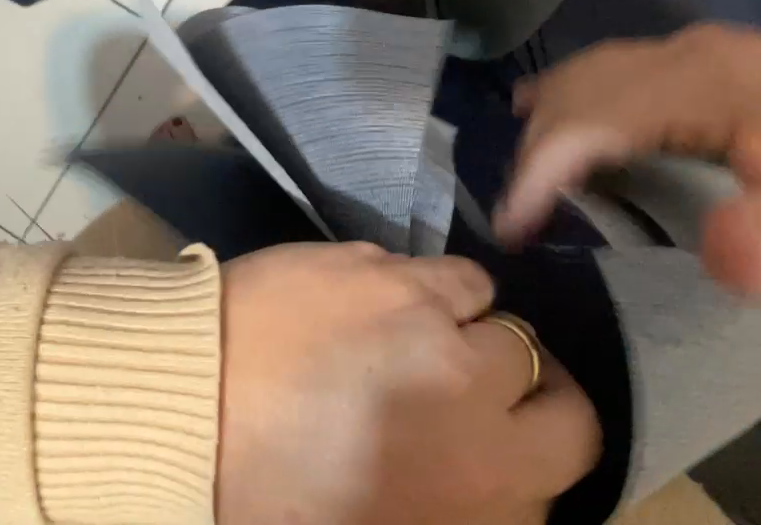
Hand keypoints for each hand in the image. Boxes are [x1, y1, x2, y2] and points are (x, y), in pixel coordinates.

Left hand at [215, 242, 599, 524]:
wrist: (185, 404)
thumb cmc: (272, 493)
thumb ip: (457, 500)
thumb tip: (485, 472)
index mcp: (480, 472)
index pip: (576, 433)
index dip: (548, 423)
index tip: (511, 419)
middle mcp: (467, 382)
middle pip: (529, 357)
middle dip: (498, 369)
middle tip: (444, 375)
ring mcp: (417, 310)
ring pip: (482, 297)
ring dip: (455, 316)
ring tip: (405, 328)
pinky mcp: (367, 261)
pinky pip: (422, 265)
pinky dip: (409, 282)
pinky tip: (363, 299)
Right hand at [499, 25, 760, 295]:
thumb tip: (716, 258)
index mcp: (710, 85)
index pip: (591, 120)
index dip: (539, 169)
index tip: (510, 223)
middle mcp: (693, 53)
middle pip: (581, 87)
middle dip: (536, 145)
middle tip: (518, 209)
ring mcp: (707, 48)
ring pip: (597, 69)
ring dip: (552, 114)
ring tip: (525, 164)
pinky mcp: (723, 57)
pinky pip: (622, 67)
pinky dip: (580, 92)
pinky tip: (570, 106)